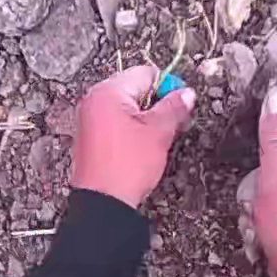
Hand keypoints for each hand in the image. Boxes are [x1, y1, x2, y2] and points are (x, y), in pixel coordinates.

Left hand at [70, 65, 197, 208]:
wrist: (103, 203)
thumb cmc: (126, 167)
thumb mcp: (158, 132)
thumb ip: (174, 107)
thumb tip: (187, 93)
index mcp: (108, 92)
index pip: (145, 73)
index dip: (168, 86)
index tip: (181, 103)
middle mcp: (94, 100)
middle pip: (134, 89)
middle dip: (156, 104)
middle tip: (171, 124)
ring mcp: (89, 120)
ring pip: (126, 108)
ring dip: (145, 119)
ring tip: (155, 140)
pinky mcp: (90, 138)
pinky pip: (116, 123)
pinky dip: (131, 130)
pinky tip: (140, 149)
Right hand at [253, 85, 276, 276]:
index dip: (265, 142)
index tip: (258, 161)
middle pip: (274, 159)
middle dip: (257, 180)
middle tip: (259, 195)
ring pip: (267, 186)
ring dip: (255, 202)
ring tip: (260, 217)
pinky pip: (270, 207)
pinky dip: (260, 218)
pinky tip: (261, 230)